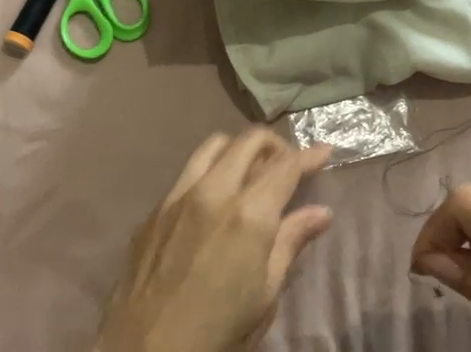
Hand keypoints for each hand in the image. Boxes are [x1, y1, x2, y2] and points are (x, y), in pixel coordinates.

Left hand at [95, 129, 333, 351]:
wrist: (146, 351)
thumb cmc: (218, 333)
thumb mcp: (265, 295)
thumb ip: (290, 244)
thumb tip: (320, 213)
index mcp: (248, 214)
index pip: (286, 166)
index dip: (309, 155)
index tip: (324, 151)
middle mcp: (213, 191)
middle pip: (249, 141)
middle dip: (275, 145)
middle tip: (288, 165)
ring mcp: (178, 195)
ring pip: (213, 145)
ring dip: (239, 149)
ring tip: (251, 172)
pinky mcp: (155, 208)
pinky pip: (187, 172)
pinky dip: (209, 171)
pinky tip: (213, 200)